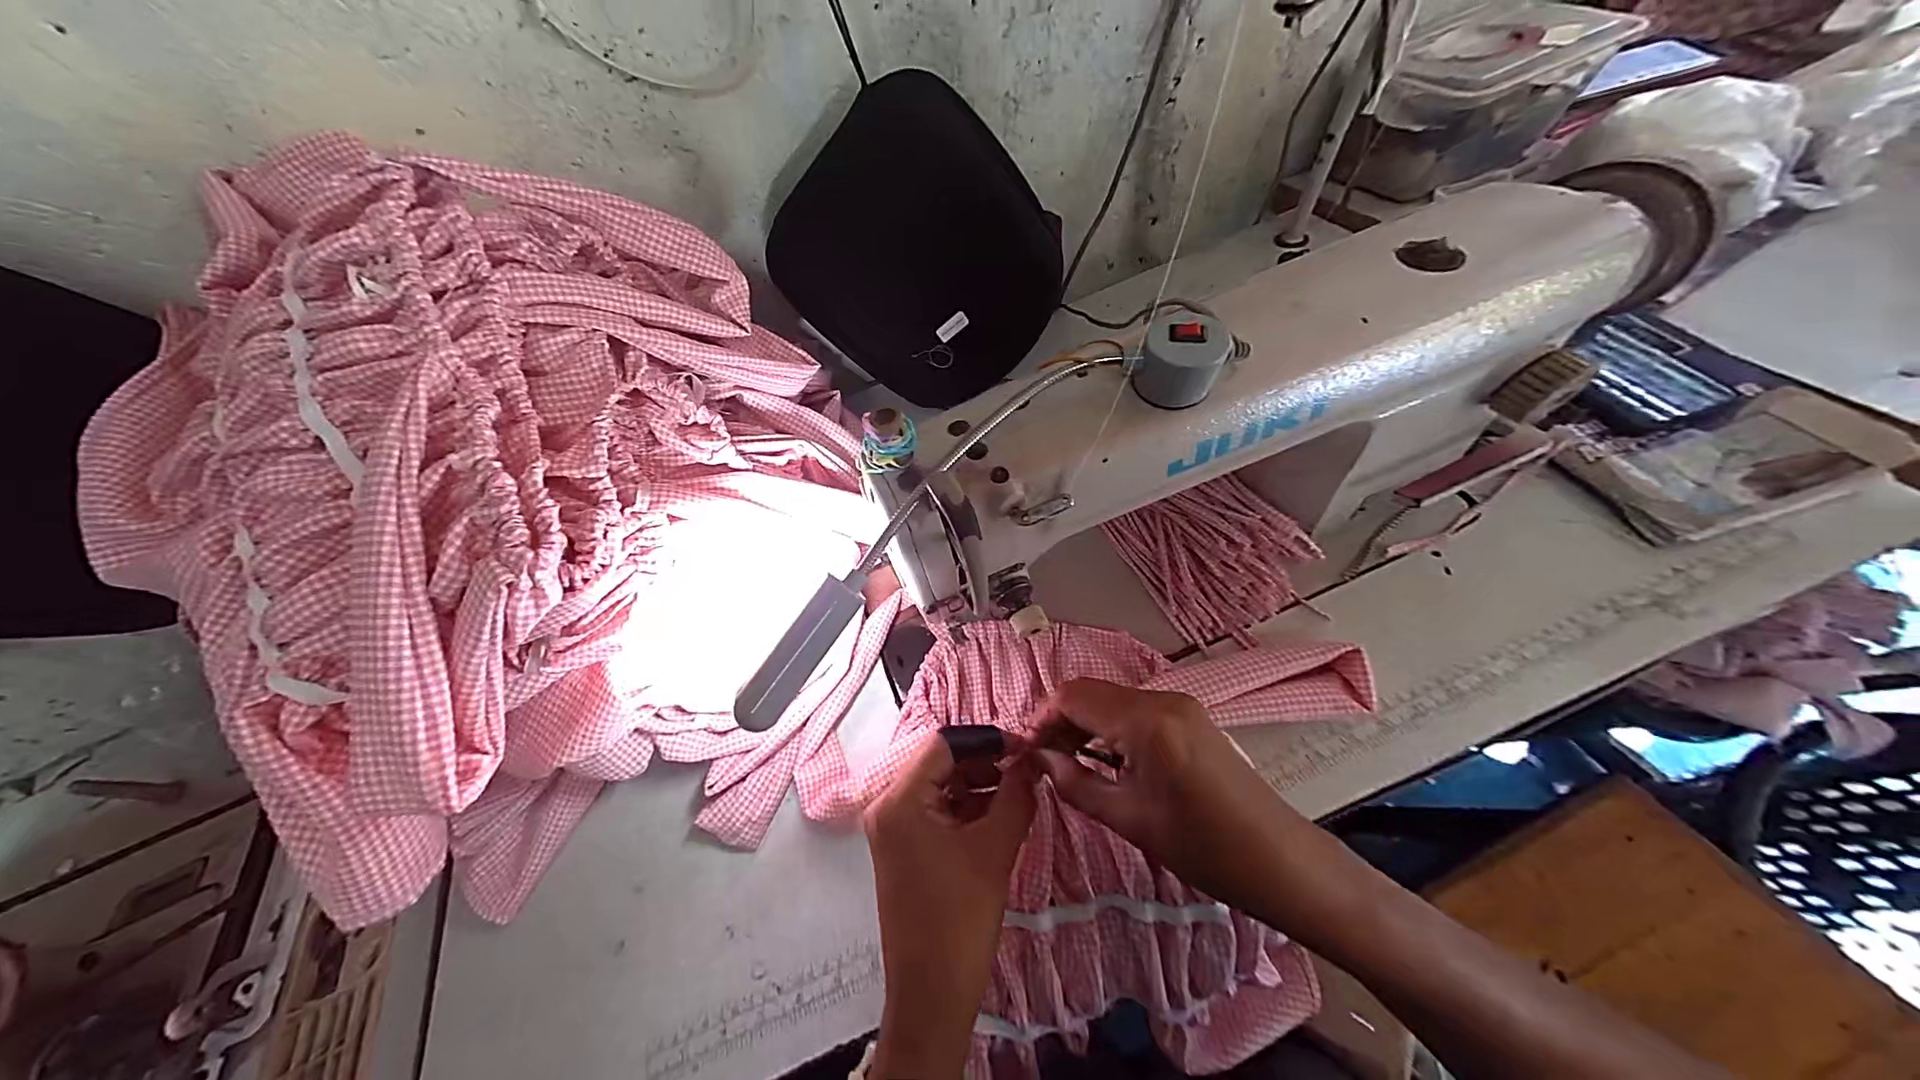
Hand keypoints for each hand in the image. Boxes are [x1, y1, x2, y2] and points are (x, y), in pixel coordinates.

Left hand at [865, 732, 1036, 1078]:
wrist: (932, 992)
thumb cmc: (961, 918)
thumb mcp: (995, 848)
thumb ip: (1016, 793)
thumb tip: (1031, 761)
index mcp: (900, 800)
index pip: (943, 743)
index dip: (986, 739)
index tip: (1024, 749)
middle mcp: (888, 806)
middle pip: (939, 762)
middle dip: (984, 762)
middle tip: (1026, 771)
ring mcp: (892, 828)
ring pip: (940, 786)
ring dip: (978, 785)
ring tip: (1019, 794)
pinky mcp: (903, 848)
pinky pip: (936, 811)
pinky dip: (966, 808)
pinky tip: (999, 815)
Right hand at [1030, 678, 1326, 918]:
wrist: (1280, 859)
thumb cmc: (1205, 847)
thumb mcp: (1130, 819)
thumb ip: (1075, 783)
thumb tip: (1038, 760)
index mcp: (1147, 721)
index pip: (1072, 696)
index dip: (1041, 719)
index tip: (1027, 752)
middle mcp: (1162, 699)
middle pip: (1089, 692)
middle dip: (1060, 722)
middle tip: (1045, 763)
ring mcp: (1179, 705)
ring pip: (1110, 699)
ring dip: (1084, 725)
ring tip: (1072, 766)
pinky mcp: (1189, 716)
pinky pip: (1133, 709)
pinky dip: (1110, 728)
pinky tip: (1106, 761)